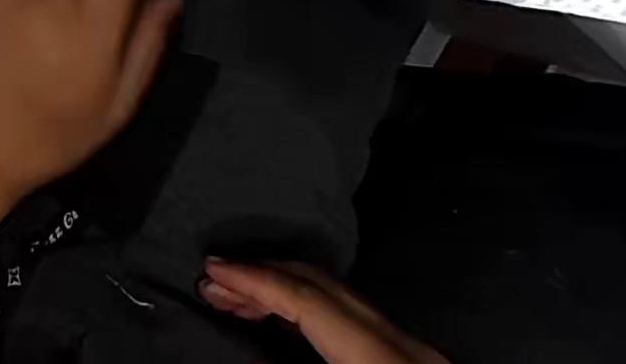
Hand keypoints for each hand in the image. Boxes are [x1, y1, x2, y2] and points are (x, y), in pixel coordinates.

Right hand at [199, 261, 448, 363]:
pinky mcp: (415, 363)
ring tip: (236, 298)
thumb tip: (247, 359)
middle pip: (320, 285)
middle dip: (260, 276)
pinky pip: (349, 315)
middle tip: (211, 282)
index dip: (253, 280)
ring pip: (335, 294)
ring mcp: (416, 353)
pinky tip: (285, 317)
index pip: (308, 300)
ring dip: (281, 287)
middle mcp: (405, 346)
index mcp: (386, 363)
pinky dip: (308, 306)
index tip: (209, 271)